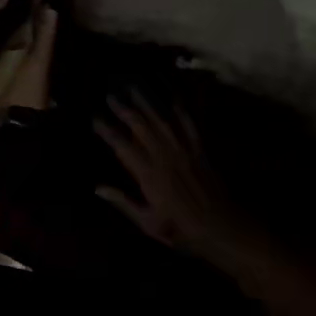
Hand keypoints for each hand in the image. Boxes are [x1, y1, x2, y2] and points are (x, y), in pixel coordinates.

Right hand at [94, 92, 264, 265]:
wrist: (220, 227)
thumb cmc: (180, 229)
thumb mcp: (147, 223)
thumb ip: (122, 202)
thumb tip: (97, 187)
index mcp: (148, 175)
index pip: (122, 146)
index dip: (107, 131)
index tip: (95, 118)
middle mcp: (164, 157)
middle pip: (141, 126)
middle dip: (124, 109)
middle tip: (111, 95)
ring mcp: (183, 149)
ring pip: (162, 118)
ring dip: (147, 100)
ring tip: (133, 86)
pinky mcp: (199, 146)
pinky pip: (188, 121)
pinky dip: (180, 104)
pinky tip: (171, 92)